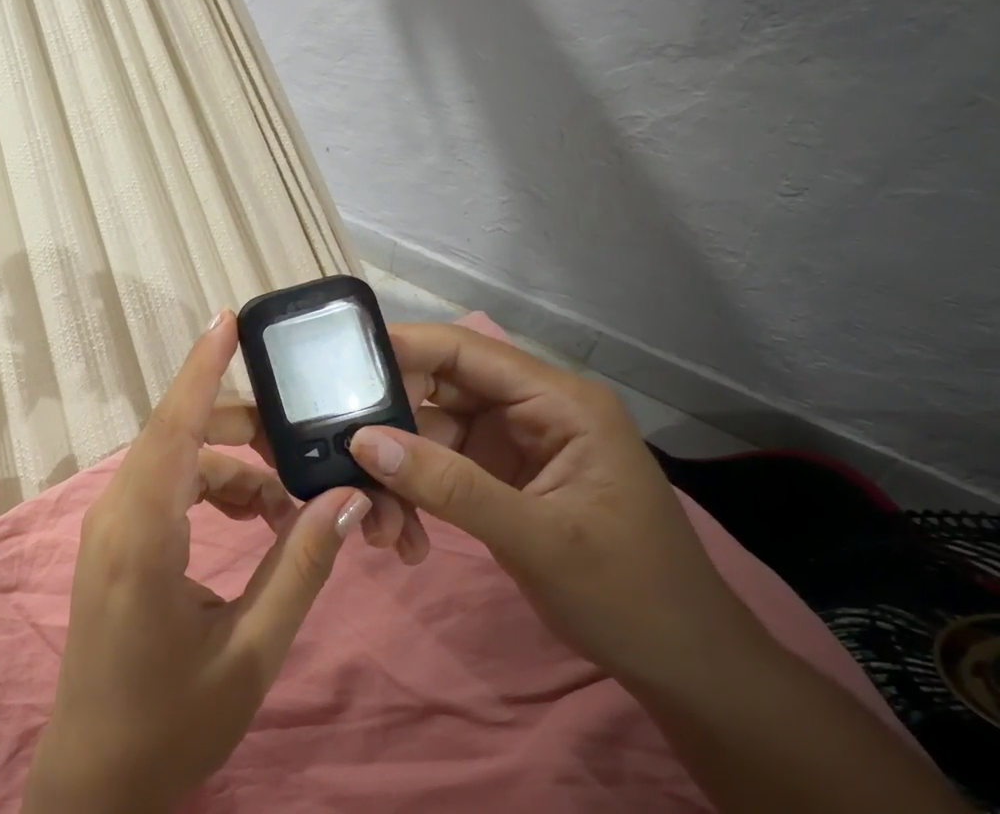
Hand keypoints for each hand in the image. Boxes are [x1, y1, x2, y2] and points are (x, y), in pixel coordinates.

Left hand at [24, 312, 367, 813]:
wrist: (98, 774)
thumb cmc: (173, 720)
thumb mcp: (251, 649)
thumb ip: (299, 567)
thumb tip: (348, 500)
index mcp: (141, 535)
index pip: (174, 428)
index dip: (202, 369)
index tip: (227, 319)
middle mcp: (113, 516)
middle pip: (178, 438)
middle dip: (244, 428)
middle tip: (308, 444)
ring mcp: (106, 529)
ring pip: (174, 465)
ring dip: (234, 470)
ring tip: (294, 508)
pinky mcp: (111, 545)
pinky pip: (163, 493)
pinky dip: (211, 494)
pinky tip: (258, 524)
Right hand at [343, 323, 762, 681]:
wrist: (680, 664)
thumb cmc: (630, 592)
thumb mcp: (538, 538)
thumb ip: (449, 485)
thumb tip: (361, 440)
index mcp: (558, 403)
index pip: (464, 351)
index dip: (399, 348)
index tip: (331, 367)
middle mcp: (529, 412)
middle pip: (433, 394)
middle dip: (386, 431)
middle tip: (344, 469)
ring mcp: (510, 447)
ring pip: (425, 437)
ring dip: (393, 477)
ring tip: (381, 531)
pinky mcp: (496, 480)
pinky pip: (433, 472)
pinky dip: (411, 500)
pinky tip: (404, 541)